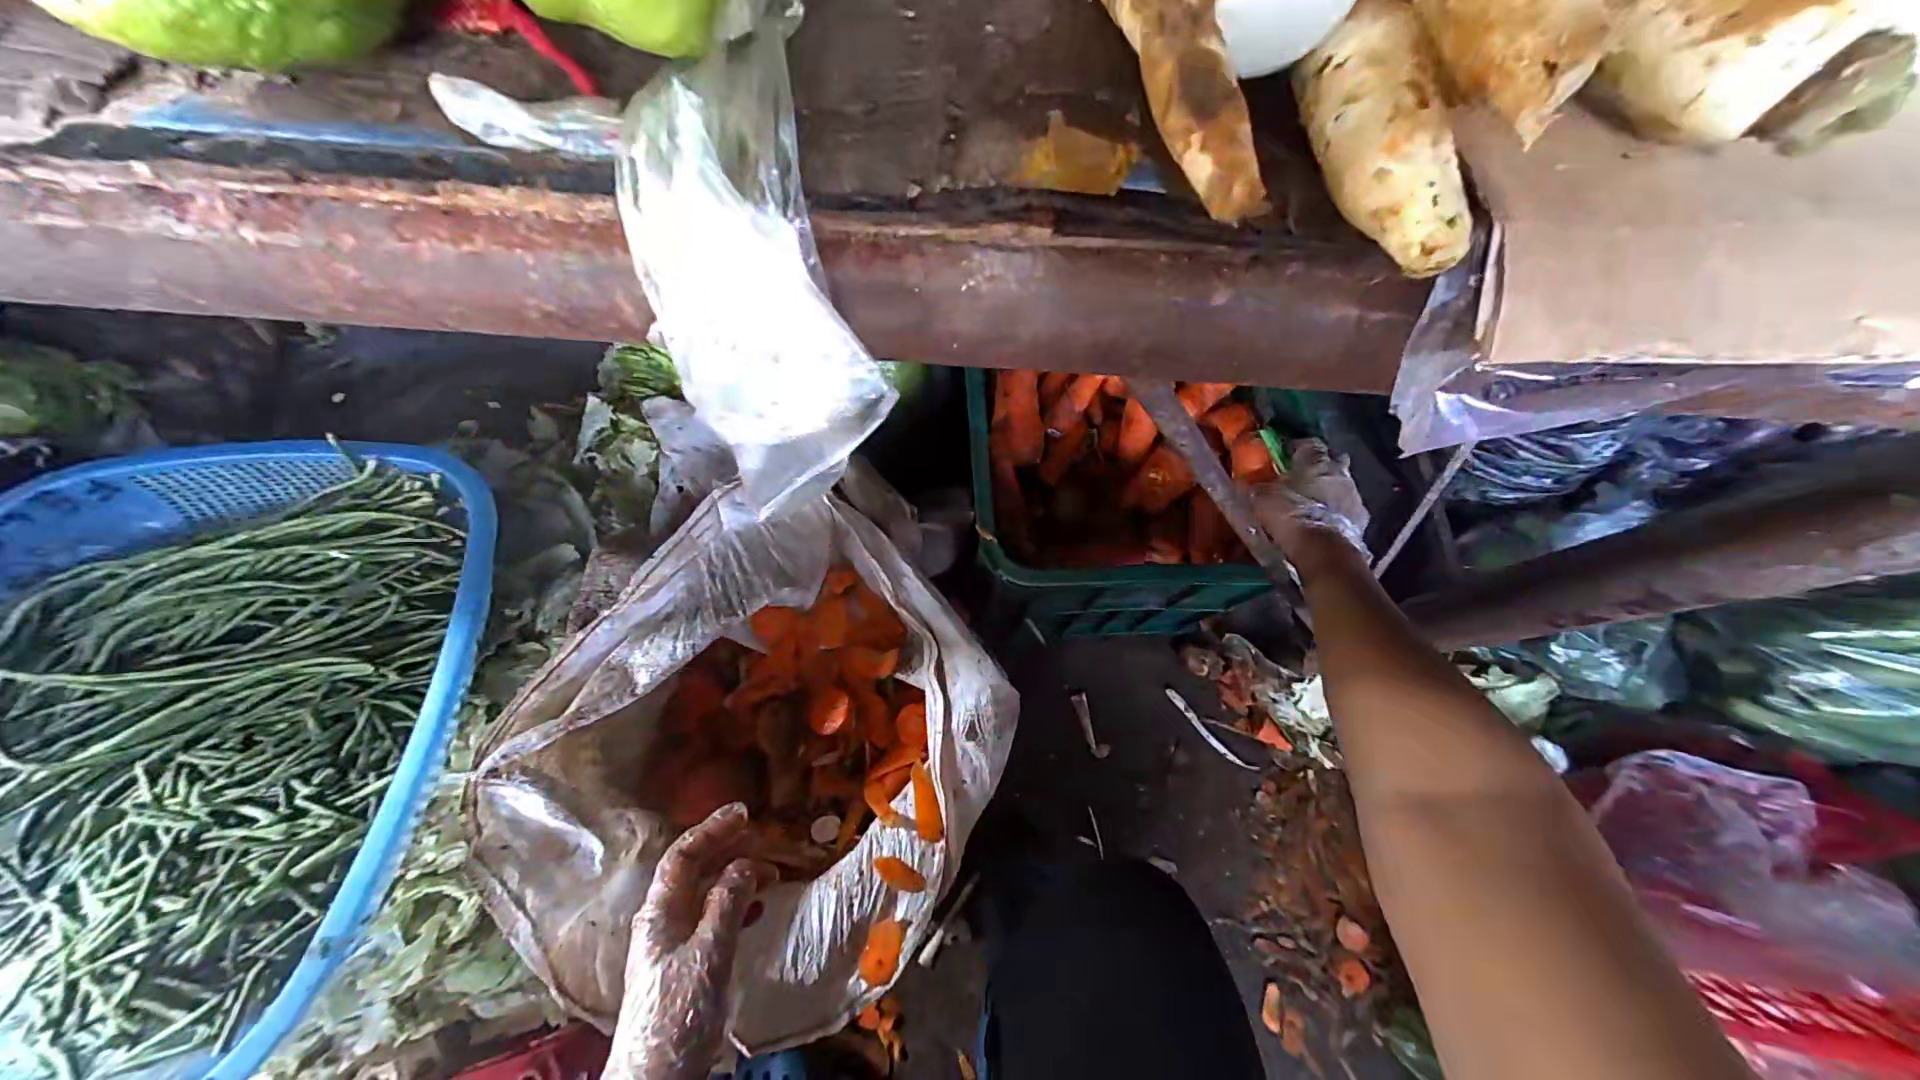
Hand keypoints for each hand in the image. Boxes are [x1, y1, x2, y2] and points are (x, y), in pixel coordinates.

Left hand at [606, 803, 772, 1079]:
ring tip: (770, 872)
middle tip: (761, 837)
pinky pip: (715, 919)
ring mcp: (674, 945)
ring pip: (707, 895)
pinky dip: (738, 905)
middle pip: (693, 872)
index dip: (711, 830)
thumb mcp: (709, 955)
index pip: (682, 857)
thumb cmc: (679, 1015)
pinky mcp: (688, 966)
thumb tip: (747, 862)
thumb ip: (728, 904)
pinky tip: (758, 908)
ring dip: (736, 877)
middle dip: (726, 850)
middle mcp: (663, 922)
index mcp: (659, 914)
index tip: (742, 813)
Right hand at [1252, 439, 1370, 569]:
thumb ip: (1257, 486)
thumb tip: (1244, 481)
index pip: (1308, 443)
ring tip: (1311, 503)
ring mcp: (1355, 494)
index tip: (1283, 457)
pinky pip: (1346, 508)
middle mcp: (1340, 471)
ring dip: (1328, 490)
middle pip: (1331, 460)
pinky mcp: (1361, 517)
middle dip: (1318, 466)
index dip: (1295, 448)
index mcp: (1316, 460)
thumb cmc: (1291, 516)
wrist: (1323, 550)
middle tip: (1301, 478)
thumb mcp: (1262, 499)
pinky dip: (1336, 511)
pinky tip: (1323, 522)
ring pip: (1340, 484)